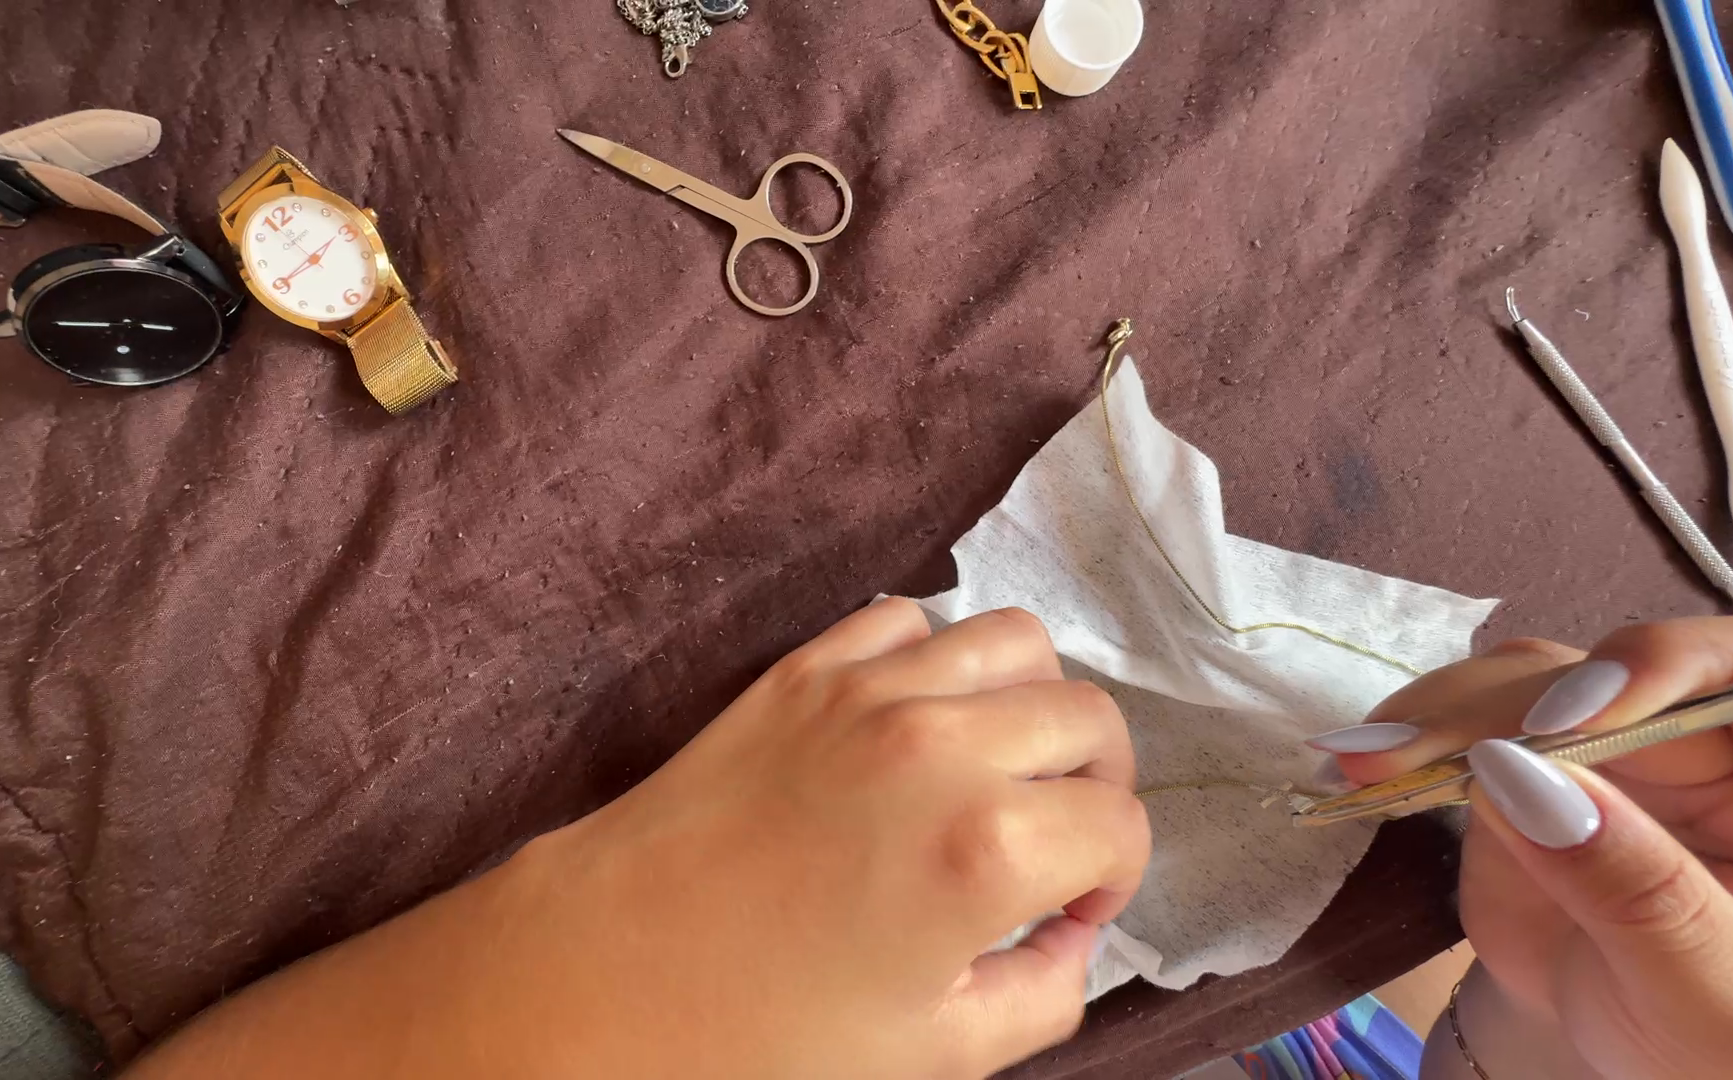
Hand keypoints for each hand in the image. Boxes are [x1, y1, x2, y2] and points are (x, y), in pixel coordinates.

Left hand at [130, 599, 1148, 1079]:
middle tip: (1050, 825)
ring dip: (1028, 699)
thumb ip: (1045, 988)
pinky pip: (905, 618)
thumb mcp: (938, 1056)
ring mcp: (869, 686)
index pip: (1121, 823)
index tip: (1069, 905)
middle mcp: (941, 742)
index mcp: (988, 849)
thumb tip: (1071, 923)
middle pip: (1087, 713)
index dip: (1112, 874)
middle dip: (1093, 777)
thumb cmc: (764, 1035)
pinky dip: (931, 656)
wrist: (612, 962)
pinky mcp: (807, 663)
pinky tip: (909, 712)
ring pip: (1013, 639)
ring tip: (991, 755)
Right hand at [1310, 619, 1732, 1077]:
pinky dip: (1403, 739)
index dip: (1657, 669)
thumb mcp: (1718, 1006)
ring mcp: (1606, 753)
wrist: (1652, 1069)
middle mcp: (1703, 749)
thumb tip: (1512, 770)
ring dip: (1426, 717)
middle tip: (1391, 752)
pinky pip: (1459, 727)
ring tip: (1357, 760)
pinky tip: (1359, 762)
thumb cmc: (1727, 1056)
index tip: (1558, 724)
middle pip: (1591, 675)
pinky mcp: (1521, 766)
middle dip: (1483, 709)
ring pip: (1510, 686)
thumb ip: (1641, 894)